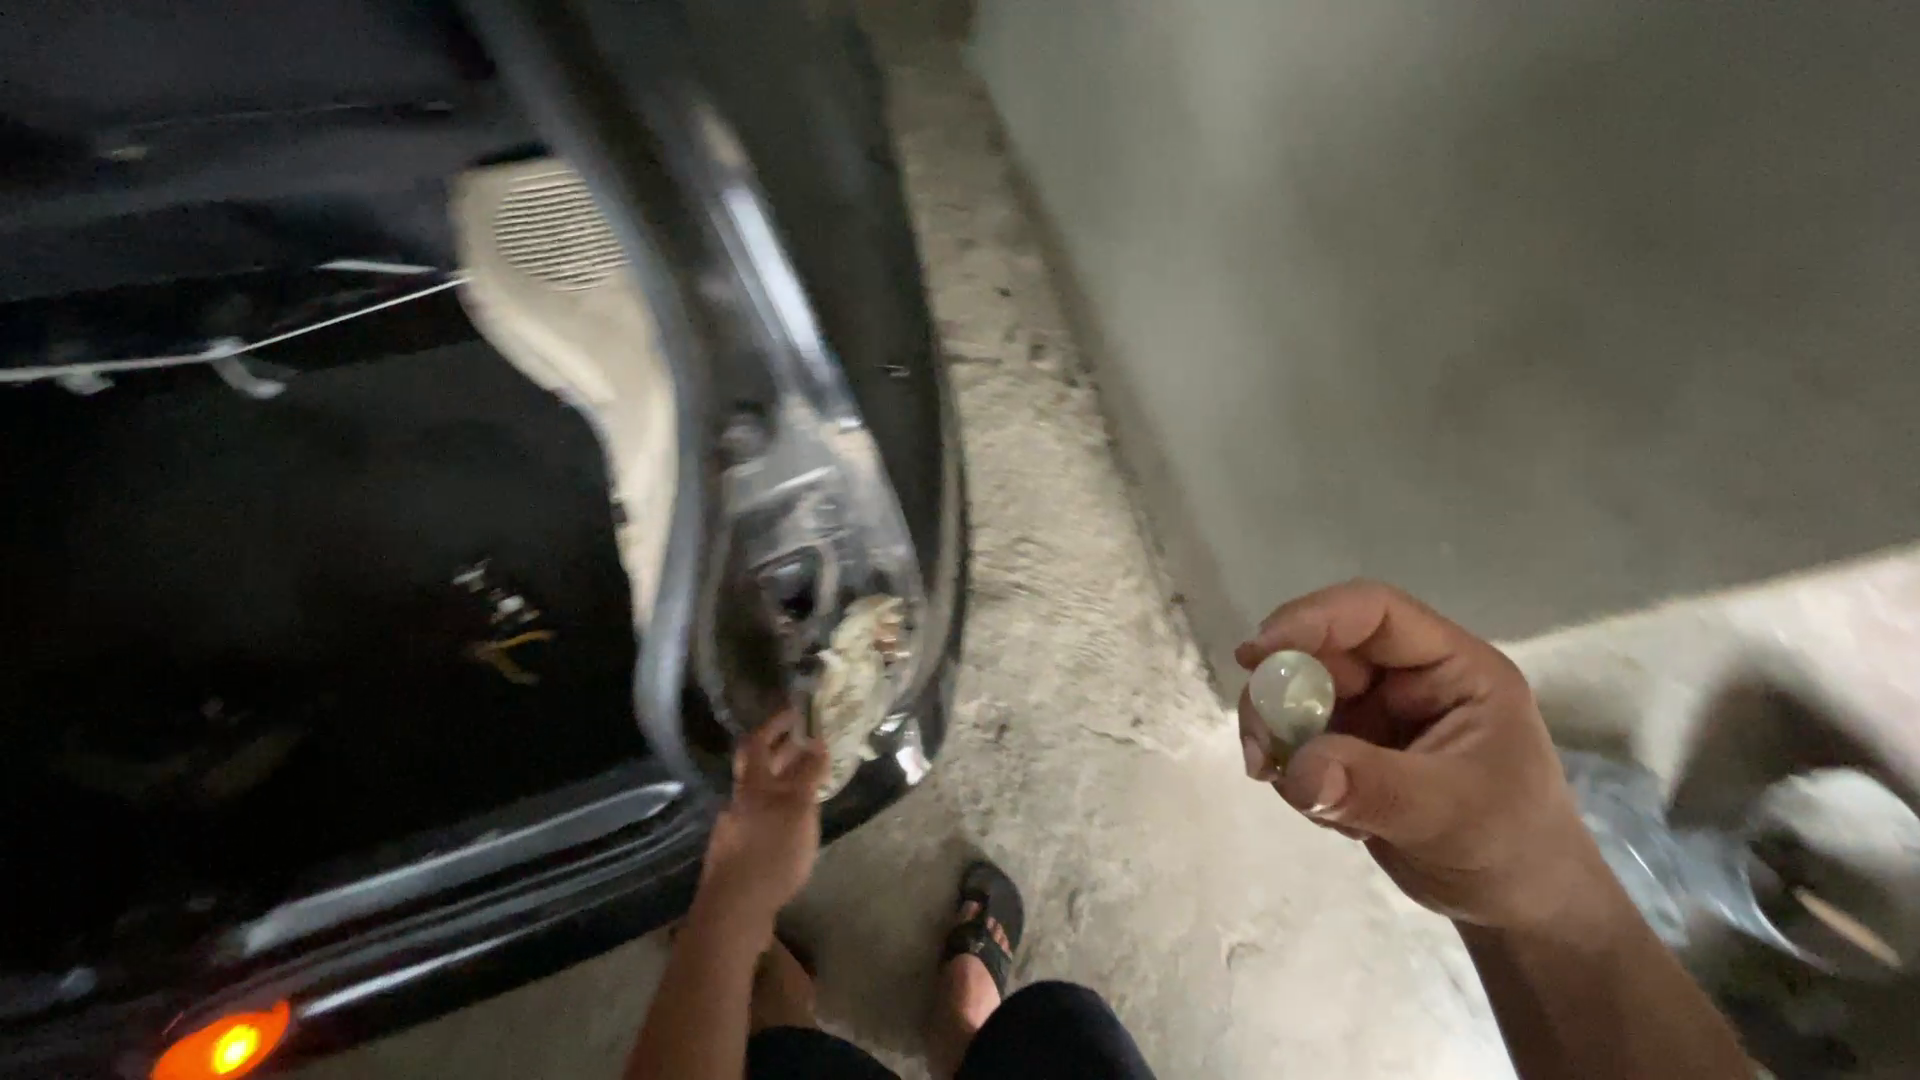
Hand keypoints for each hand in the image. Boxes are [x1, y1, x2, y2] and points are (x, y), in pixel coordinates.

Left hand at [696, 711, 830, 926]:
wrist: (732, 913)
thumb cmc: (769, 853)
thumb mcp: (797, 810)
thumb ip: (807, 775)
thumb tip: (817, 742)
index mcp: (752, 787)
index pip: (757, 743)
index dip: (774, 725)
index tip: (796, 713)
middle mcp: (739, 804)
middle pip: (757, 770)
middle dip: (781, 754)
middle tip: (808, 744)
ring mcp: (734, 833)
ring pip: (760, 798)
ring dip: (782, 786)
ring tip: (810, 787)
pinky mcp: (737, 859)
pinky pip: (761, 823)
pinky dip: (779, 815)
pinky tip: (794, 829)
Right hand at [1236, 581, 1609, 929]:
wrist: (1519, 910)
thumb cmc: (1512, 851)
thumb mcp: (1450, 816)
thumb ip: (1372, 788)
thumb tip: (1295, 771)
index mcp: (1451, 668)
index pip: (1373, 613)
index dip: (1311, 619)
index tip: (1256, 655)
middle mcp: (1405, 678)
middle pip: (1318, 653)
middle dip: (1278, 695)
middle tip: (1258, 750)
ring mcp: (1373, 712)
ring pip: (1295, 695)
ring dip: (1277, 738)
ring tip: (1295, 794)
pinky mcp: (1347, 746)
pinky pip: (1294, 739)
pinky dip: (1290, 770)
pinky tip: (1323, 813)